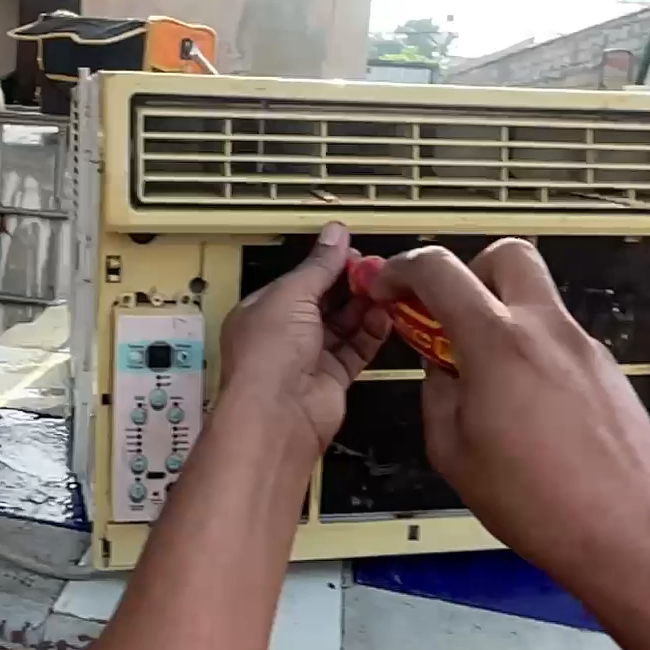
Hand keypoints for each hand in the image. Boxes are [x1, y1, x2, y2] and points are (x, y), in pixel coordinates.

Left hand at [217, 223, 390, 458]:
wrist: (278, 415)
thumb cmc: (268, 355)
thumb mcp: (292, 295)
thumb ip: (319, 265)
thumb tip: (334, 234)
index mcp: (262, 309)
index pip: (299, 280)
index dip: (326, 265)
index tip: (354, 253)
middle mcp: (283, 333)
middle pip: (324, 302)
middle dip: (350, 286)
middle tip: (377, 271)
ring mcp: (308, 357)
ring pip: (343, 325)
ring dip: (365, 308)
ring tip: (386, 291)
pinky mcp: (332, 379)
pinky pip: (356, 350)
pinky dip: (371, 334)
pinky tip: (386, 317)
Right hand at [368, 239, 649, 578]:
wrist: (633, 540)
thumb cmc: (532, 501)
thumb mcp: (451, 451)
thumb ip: (437, 393)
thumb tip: (443, 368)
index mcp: (498, 342)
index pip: (439, 270)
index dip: (400, 268)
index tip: (385, 288)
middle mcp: (545, 329)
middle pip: (507, 254)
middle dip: (468, 270)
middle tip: (451, 315)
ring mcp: (584, 347)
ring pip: (535, 298)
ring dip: (500, 314)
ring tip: (486, 377)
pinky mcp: (608, 371)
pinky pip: (556, 337)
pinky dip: (529, 349)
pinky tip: (527, 407)